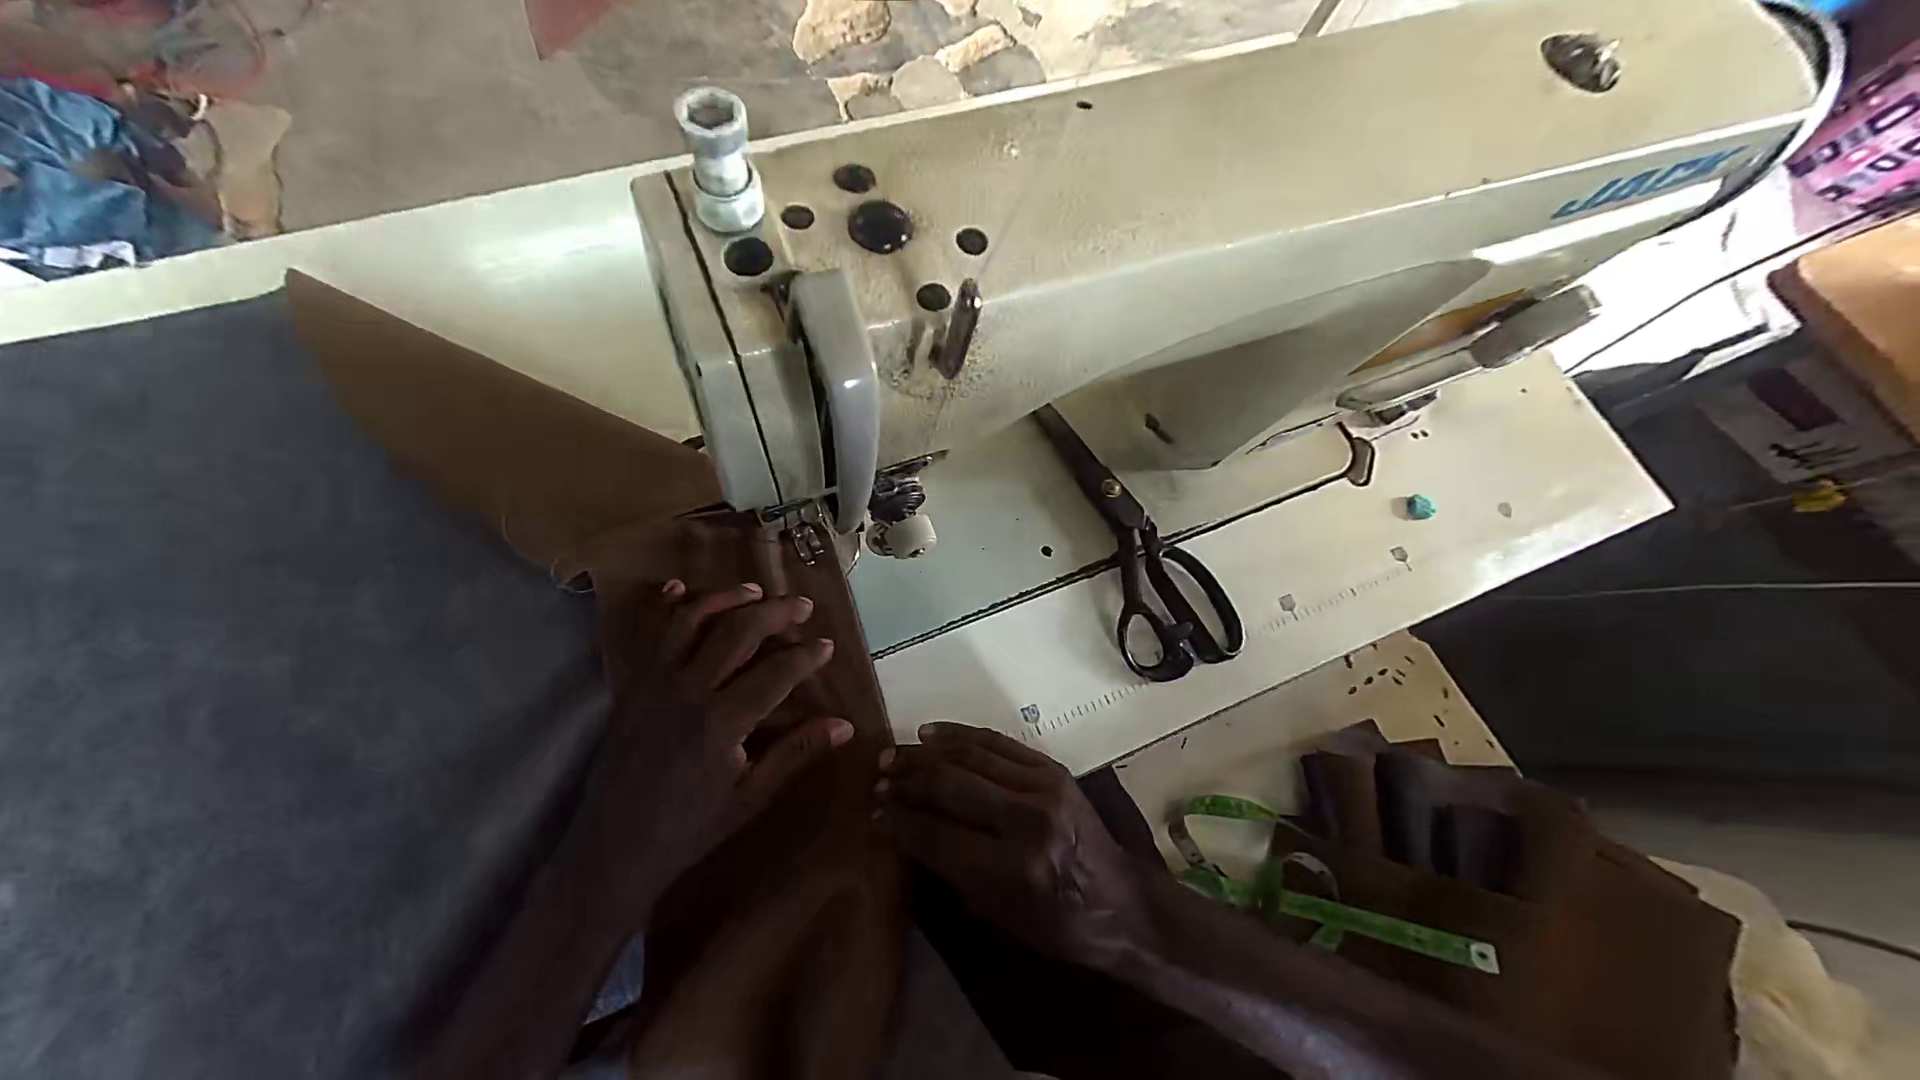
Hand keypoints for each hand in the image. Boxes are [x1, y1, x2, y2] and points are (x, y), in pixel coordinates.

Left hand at [581, 580, 852, 904]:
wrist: (613, 849)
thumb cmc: (690, 827)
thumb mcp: (751, 797)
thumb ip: (797, 753)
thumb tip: (844, 725)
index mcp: (722, 723)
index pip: (777, 673)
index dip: (807, 655)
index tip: (827, 645)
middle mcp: (688, 691)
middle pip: (737, 632)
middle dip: (775, 612)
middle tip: (802, 605)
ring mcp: (655, 684)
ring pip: (692, 621)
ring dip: (726, 598)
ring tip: (754, 590)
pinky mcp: (633, 686)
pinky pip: (651, 636)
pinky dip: (667, 608)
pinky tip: (681, 589)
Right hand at [876, 722, 1151, 967]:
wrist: (1123, 902)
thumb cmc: (1059, 924)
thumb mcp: (1000, 916)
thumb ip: (951, 872)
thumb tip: (902, 832)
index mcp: (1016, 868)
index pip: (938, 836)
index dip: (898, 823)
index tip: (871, 813)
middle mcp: (1028, 820)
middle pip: (949, 787)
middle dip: (905, 783)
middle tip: (876, 780)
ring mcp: (1043, 787)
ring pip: (969, 757)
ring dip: (924, 755)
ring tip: (892, 754)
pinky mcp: (1051, 768)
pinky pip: (996, 742)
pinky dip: (959, 735)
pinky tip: (930, 733)